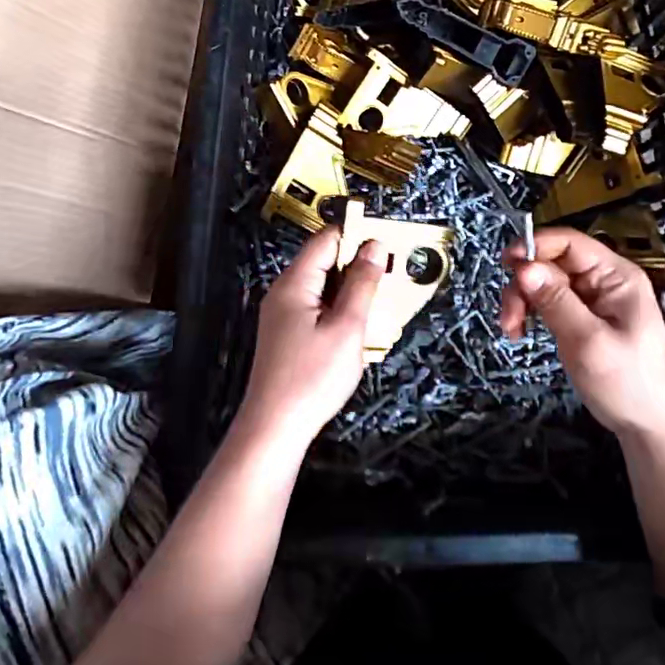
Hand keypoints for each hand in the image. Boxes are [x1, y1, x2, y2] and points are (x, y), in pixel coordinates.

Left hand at [239, 226, 386, 447]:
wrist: (275, 427)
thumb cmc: (311, 378)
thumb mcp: (347, 328)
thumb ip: (362, 284)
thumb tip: (374, 246)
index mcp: (294, 284)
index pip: (327, 240)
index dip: (357, 237)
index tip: (387, 246)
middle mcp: (284, 292)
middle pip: (325, 262)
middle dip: (358, 266)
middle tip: (388, 280)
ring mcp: (283, 314)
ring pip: (324, 287)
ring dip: (352, 291)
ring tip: (377, 307)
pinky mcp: (288, 334)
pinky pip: (318, 307)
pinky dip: (340, 310)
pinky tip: (356, 329)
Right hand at [500, 227, 664, 437]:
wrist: (651, 427)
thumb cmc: (628, 383)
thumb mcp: (588, 341)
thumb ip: (555, 302)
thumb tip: (523, 267)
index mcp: (615, 276)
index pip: (569, 242)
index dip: (535, 247)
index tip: (506, 265)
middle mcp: (603, 281)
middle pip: (551, 262)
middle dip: (524, 283)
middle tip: (510, 317)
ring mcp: (591, 300)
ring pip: (544, 282)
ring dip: (523, 301)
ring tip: (513, 331)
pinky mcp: (581, 319)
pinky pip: (548, 303)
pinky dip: (531, 314)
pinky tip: (522, 332)